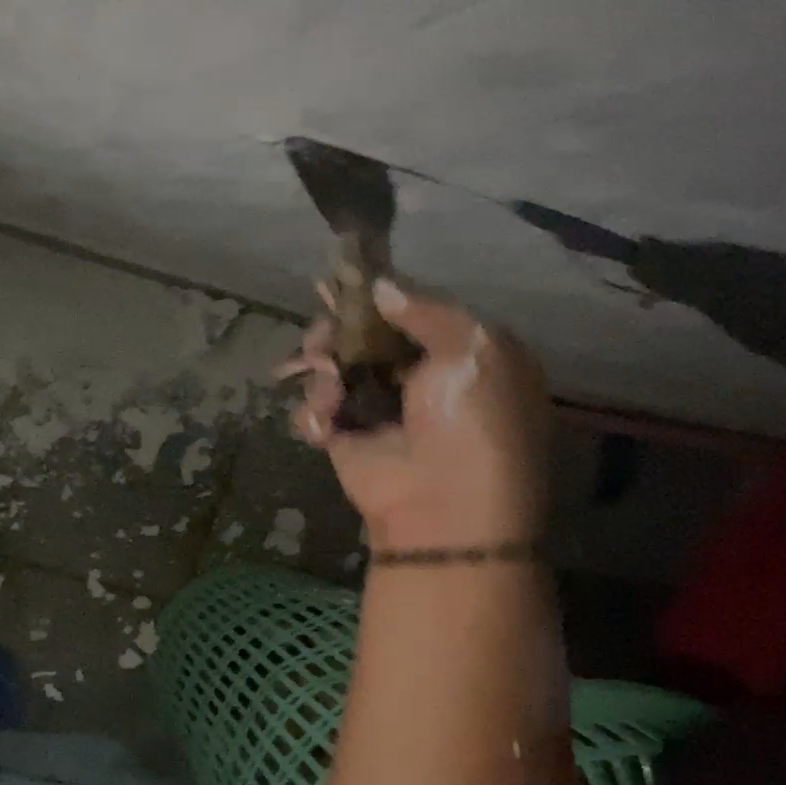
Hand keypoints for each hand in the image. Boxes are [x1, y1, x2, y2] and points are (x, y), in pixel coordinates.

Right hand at [278, 279, 551, 550]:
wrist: (442, 504)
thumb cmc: (472, 421)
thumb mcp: (471, 349)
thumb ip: (426, 311)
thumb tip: (383, 288)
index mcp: (460, 353)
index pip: (409, 312)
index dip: (373, 296)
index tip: (337, 279)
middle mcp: (416, 377)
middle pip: (361, 338)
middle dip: (335, 332)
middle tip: (320, 336)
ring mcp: (375, 408)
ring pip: (330, 369)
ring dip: (321, 370)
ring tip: (325, 383)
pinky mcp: (341, 438)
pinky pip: (314, 410)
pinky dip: (313, 411)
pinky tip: (324, 421)